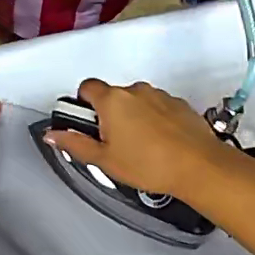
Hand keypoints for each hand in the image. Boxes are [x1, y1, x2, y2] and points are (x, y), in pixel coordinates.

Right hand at [43, 79, 232, 198]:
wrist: (198, 167)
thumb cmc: (154, 164)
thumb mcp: (104, 160)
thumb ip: (75, 144)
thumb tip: (55, 136)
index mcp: (112, 100)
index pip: (86, 87)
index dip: (81, 104)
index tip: (83, 122)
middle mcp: (136, 91)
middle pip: (112, 95)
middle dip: (108, 115)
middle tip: (110, 142)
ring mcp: (159, 96)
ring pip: (136, 101)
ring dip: (132, 117)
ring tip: (137, 148)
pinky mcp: (178, 104)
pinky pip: (158, 107)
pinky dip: (154, 121)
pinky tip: (156, 145)